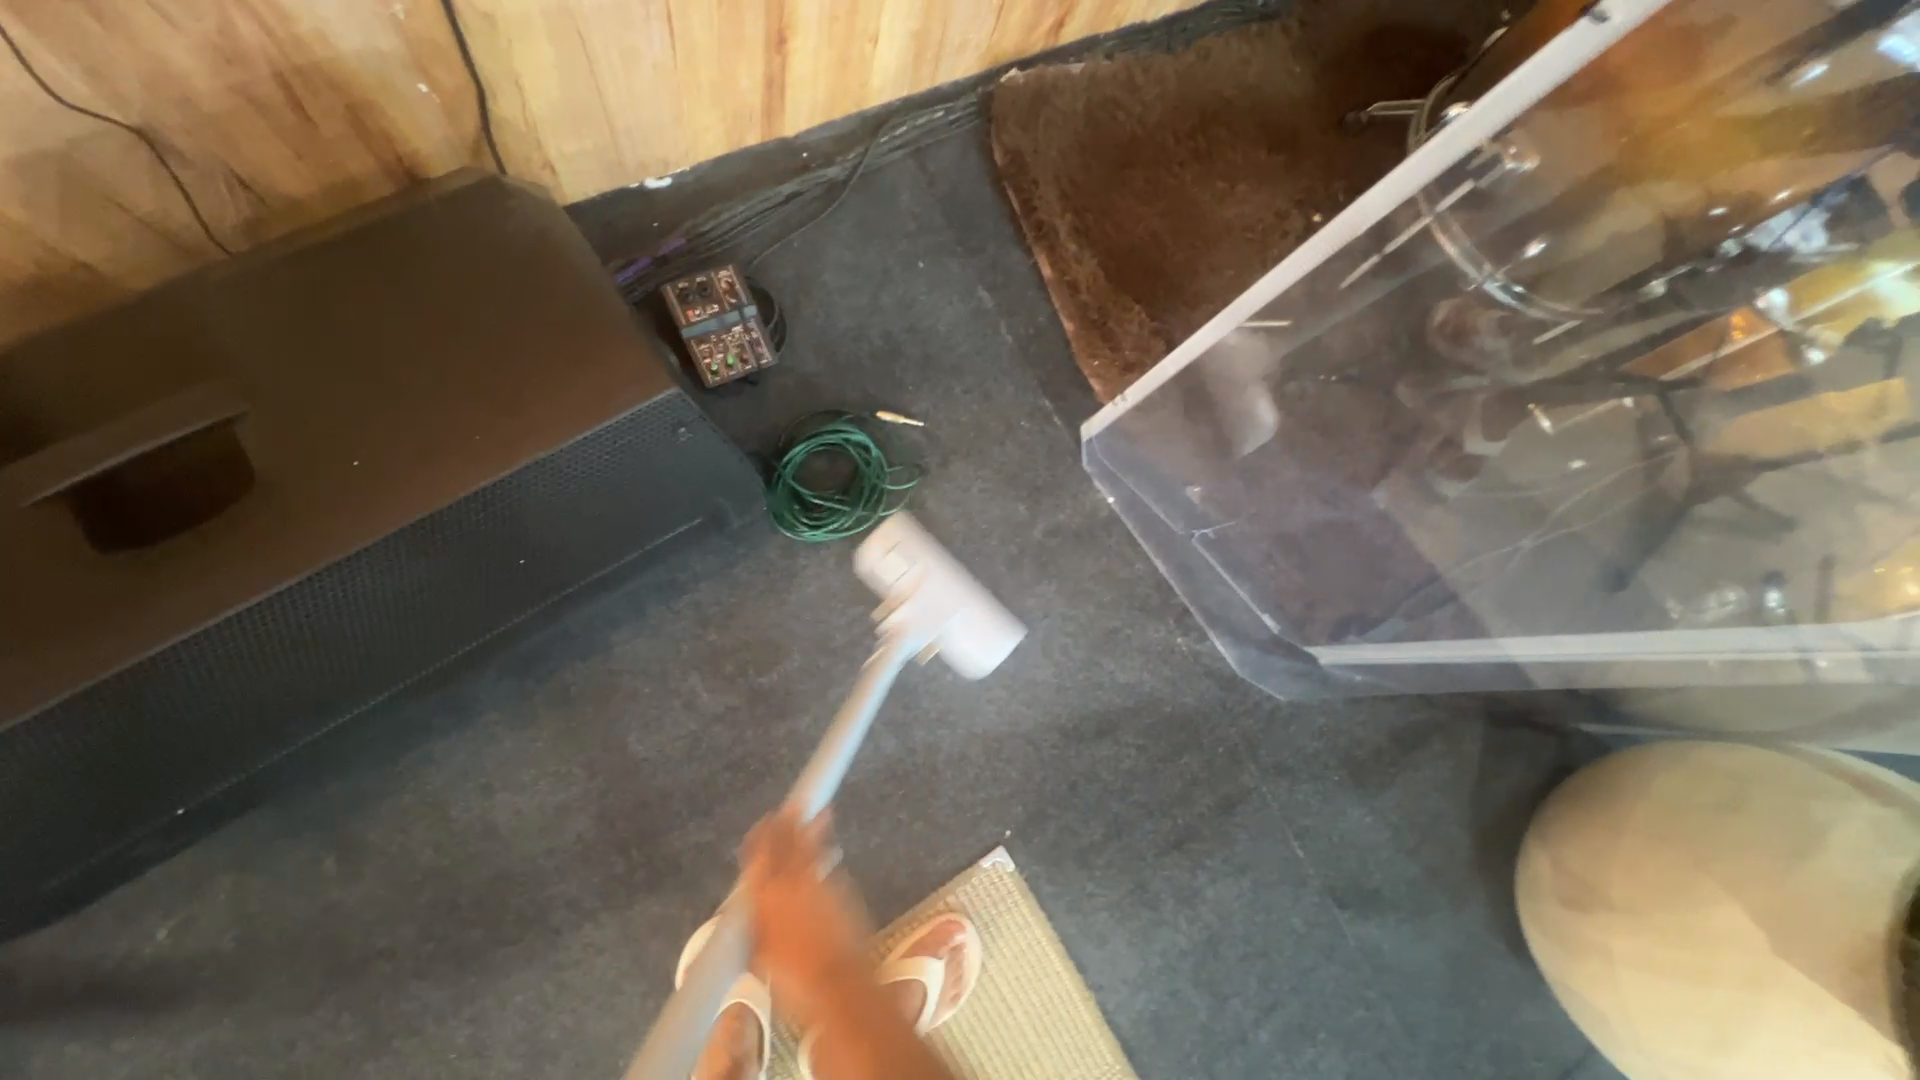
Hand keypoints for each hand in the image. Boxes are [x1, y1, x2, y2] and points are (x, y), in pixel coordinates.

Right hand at [738, 808, 870, 1022]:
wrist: (840, 979)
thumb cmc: (793, 975)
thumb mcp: (761, 956)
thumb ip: (758, 927)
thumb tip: (756, 914)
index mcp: (768, 895)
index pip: (762, 856)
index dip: (761, 837)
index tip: (763, 822)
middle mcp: (794, 882)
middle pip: (789, 843)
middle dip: (787, 823)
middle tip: (788, 805)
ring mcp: (822, 881)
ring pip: (813, 848)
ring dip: (813, 829)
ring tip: (818, 812)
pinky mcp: (844, 888)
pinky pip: (829, 864)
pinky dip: (826, 854)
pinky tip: (829, 851)